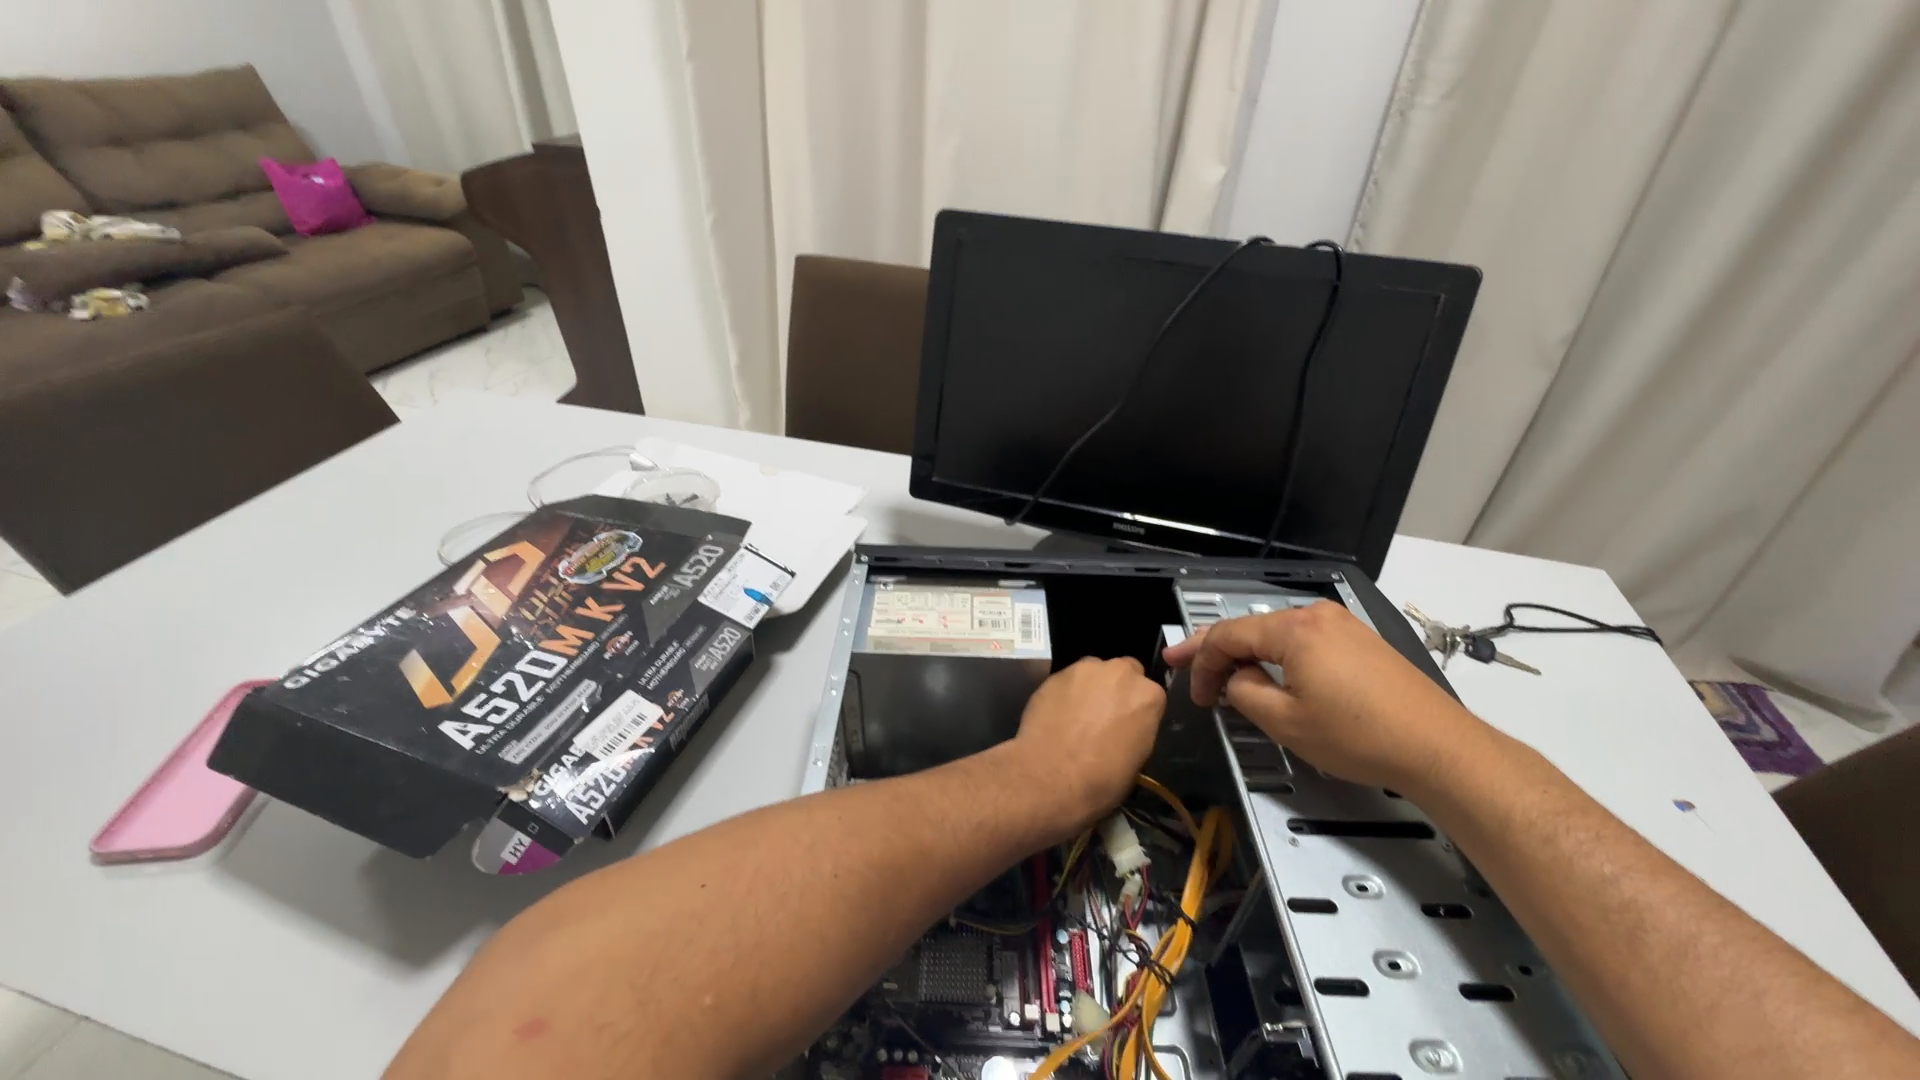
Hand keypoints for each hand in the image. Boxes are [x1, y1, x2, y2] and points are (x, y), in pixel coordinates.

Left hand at [1009, 657, 1165, 830]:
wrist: (1051, 777)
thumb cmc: (1103, 779)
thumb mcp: (1137, 758)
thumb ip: (1137, 728)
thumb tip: (1125, 726)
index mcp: (1148, 695)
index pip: (1149, 693)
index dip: (1137, 709)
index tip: (1127, 723)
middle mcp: (1119, 673)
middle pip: (1122, 672)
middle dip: (1115, 689)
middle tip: (1102, 715)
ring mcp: (1084, 670)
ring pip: (1092, 672)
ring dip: (1089, 688)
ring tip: (1076, 715)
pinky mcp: (1054, 675)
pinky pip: (1066, 681)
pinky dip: (1064, 694)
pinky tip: (1056, 716)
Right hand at [1162, 602, 1489, 793]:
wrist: (1437, 747)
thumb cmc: (1358, 736)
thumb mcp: (1285, 722)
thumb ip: (1245, 692)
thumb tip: (1237, 679)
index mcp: (1294, 629)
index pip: (1228, 636)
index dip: (1200, 664)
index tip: (1193, 695)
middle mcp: (1316, 616)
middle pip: (1250, 627)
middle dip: (1212, 646)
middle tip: (1177, 658)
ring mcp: (1342, 626)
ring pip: (1276, 633)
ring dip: (1246, 652)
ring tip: (1220, 670)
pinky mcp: (1360, 642)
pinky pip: (1303, 641)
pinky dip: (1276, 654)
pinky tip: (1266, 671)